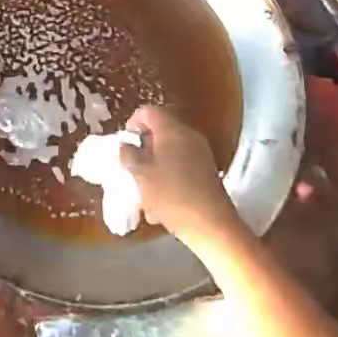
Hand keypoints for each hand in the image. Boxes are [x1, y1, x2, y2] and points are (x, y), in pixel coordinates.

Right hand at [119, 106, 240, 243]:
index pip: (147, 111)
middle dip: (144, 148)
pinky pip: (182, 166)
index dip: (132, 123)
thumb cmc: (172, 195)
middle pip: (160, 131)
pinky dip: (169, 177)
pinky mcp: (207, 171)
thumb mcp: (141, 175)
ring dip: (155, 166)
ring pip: (170, 151)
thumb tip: (126, 145)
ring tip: (144, 191)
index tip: (124, 143)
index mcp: (171, 128)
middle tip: (132, 167)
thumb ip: (129, 156)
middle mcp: (188, 134)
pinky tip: (161, 204)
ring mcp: (200, 152)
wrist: (212, 225)